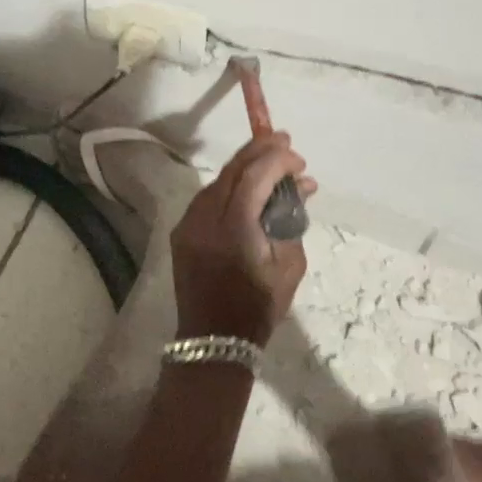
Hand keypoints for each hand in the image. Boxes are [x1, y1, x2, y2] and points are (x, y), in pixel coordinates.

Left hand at [169, 132, 316, 344]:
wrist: (213, 339)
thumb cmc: (258, 307)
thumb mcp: (289, 265)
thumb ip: (291, 220)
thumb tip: (297, 189)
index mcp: (233, 227)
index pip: (254, 175)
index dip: (277, 158)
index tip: (298, 158)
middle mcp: (205, 217)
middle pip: (232, 170)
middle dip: (260, 151)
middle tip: (285, 142)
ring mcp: (189, 223)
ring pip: (219, 181)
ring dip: (246, 169)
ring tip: (273, 166)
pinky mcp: (183, 232)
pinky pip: (209, 199)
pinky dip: (232, 188)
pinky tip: (250, 190)